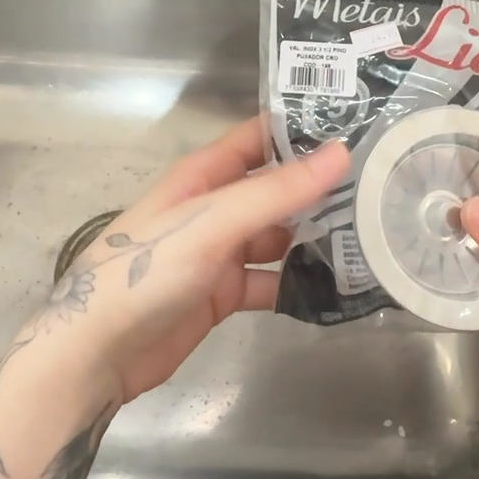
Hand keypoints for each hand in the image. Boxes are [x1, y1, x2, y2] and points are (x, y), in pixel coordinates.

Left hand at [30, 117, 348, 402]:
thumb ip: (275, 192)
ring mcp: (219, 252)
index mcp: (204, 174)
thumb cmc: (148, 271)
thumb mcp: (213, 222)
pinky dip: (297, 283)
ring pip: (277, 235)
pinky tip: (336, 286)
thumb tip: (339, 152)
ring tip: (371, 233)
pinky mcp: (223, 295)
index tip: (358, 124)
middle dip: (319, 186)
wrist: (96, 354)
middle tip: (382, 183)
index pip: (260, 137)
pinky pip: (270, 281)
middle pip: (275, 187)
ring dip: (314, 236)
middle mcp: (214, 206)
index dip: (302, 128)